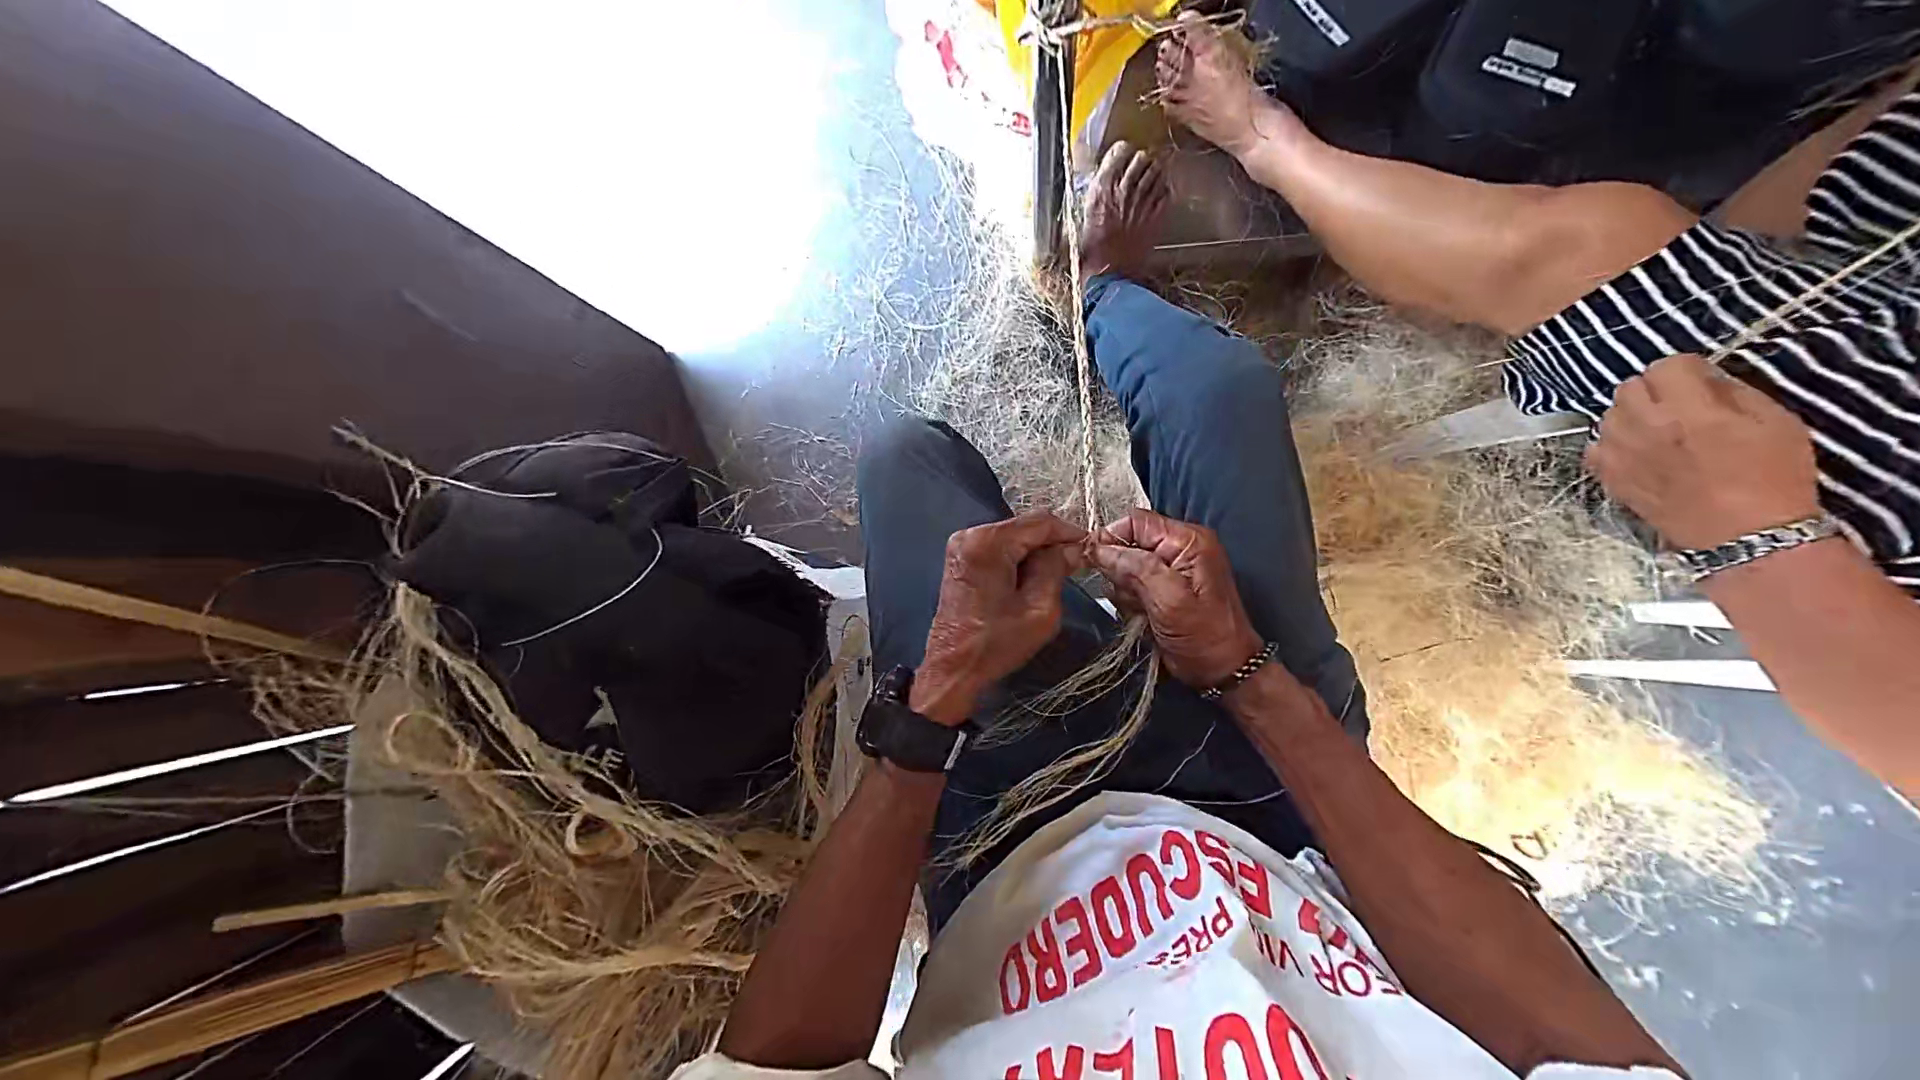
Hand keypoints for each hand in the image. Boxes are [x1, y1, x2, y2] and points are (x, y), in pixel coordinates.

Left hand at [914, 513, 1089, 725]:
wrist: (953, 667)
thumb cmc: (995, 644)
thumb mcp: (1040, 609)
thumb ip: (1056, 569)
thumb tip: (1071, 549)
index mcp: (989, 543)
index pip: (1040, 521)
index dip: (1070, 532)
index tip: (1089, 547)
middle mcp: (971, 535)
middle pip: (1025, 526)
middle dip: (1052, 543)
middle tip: (1075, 564)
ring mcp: (962, 545)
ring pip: (1013, 536)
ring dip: (1036, 551)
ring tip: (1056, 574)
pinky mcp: (961, 557)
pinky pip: (999, 547)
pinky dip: (1018, 557)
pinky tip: (1031, 577)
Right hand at [1085, 509, 1262, 688]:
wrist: (1223, 670)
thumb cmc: (1206, 635)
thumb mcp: (1171, 599)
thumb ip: (1136, 567)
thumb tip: (1099, 548)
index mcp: (1187, 540)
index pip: (1136, 521)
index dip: (1111, 537)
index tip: (1094, 561)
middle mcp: (1178, 549)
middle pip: (1127, 544)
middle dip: (1121, 572)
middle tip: (1136, 596)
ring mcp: (1169, 570)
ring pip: (1124, 568)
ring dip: (1125, 591)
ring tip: (1144, 611)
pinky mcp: (1160, 589)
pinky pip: (1129, 587)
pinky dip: (1129, 602)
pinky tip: (1144, 616)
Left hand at [1588, 354, 1821, 549]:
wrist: (1742, 530)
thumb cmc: (1769, 475)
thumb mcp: (1773, 420)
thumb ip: (1731, 393)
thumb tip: (1703, 380)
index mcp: (1686, 408)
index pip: (1664, 366)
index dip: (1683, 370)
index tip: (1697, 381)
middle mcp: (1642, 425)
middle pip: (1628, 388)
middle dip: (1653, 390)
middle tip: (1677, 406)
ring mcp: (1617, 451)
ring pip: (1608, 416)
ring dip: (1630, 417)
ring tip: (1658, 432)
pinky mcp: (1605, 474)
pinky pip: (1595, 447)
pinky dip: (1612, 444)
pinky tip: (1637, 453)